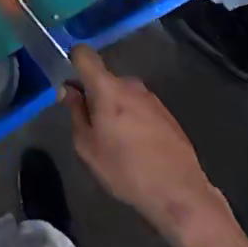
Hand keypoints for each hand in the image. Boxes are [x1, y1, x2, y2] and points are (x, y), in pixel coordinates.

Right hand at [64, 45, 227, 237]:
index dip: (73, 61)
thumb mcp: (88, 147)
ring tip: (115, 141)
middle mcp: (131, 85)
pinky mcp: (166, 112)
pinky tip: (136, 146)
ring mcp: (151, 97)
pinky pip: (139, 105)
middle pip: (104, 79)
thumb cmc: (126, 170)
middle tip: (90, 126)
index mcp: (108, 89)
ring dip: (114, 108)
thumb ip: (76, 113)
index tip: (69, 83)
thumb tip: (69, 90)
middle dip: (94, 95)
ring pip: (122, 93)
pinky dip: (131, 117)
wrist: (179, 191)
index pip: (85, 55)